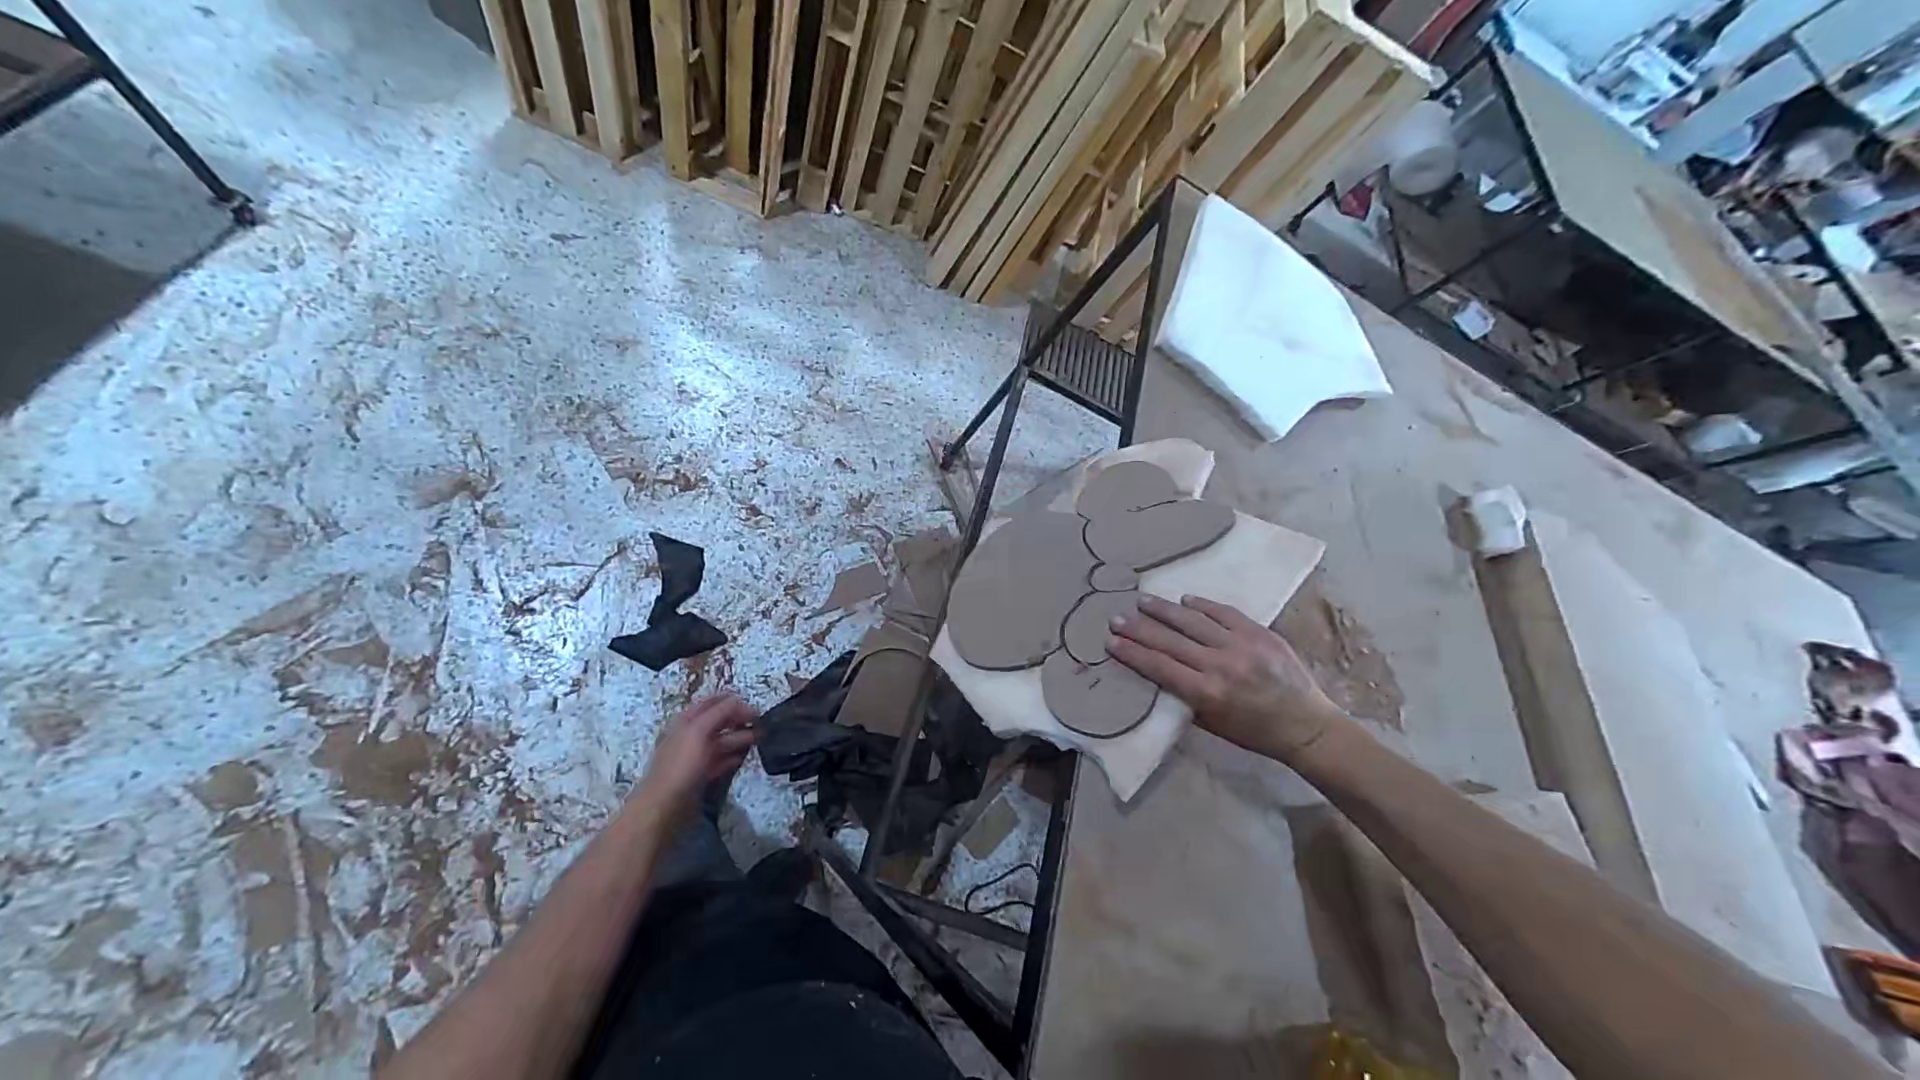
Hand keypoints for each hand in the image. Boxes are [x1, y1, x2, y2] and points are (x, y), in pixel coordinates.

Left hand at [636, 695, 757, 815]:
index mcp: (687, 721)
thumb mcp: (699, 731)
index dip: (733, 702)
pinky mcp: (700, 775)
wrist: (664, 807)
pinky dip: (732, 758)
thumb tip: (738, 700)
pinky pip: (719, 761)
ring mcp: (695, 757)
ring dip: (739, 738)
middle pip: (718, 721)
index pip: (712, 702)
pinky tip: (743, 758)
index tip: (754, 709)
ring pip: (721, 742)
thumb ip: (719, 713)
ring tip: (758, 740)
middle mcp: (691, 735)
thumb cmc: (681, 765)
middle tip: (761, 725)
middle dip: (739, 720)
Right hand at [1110, 594, 1347, 761]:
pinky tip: (1184, 600)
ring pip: (1193, 621)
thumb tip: (1157, 671)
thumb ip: (1184, 697)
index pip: (1158, 666)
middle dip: (1138, 628)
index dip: (1132, 652)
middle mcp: (1221, 665)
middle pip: (1169, 640)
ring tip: (1142, 601)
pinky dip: (1202, 605)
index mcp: (1206, 693)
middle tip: (1116, 618)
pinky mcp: (1260, 633)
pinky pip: (1224, 613)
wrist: (1306, 725)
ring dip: (1163, 610)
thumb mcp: (1212, 723)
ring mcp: (1242, 645)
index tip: (1110, 642)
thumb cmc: (1253, 732)